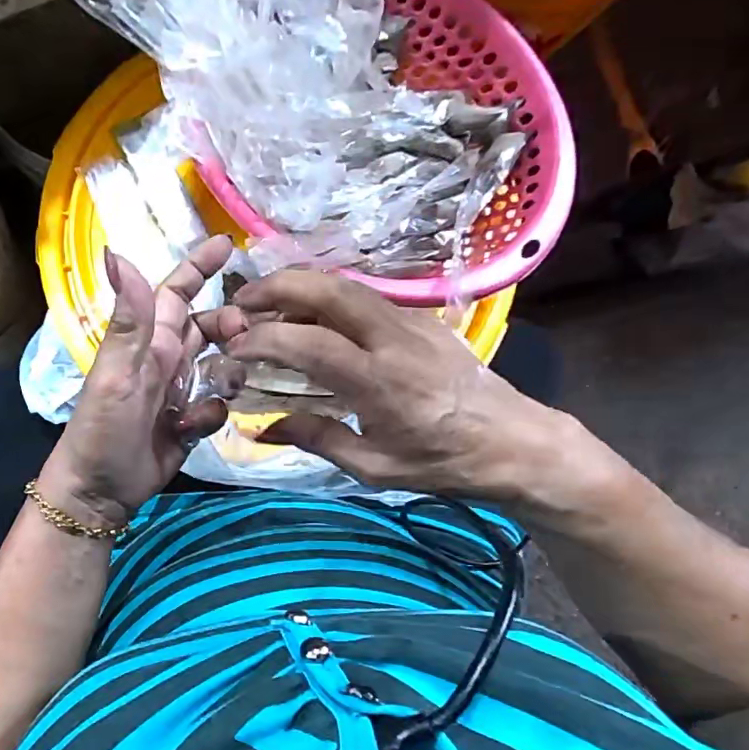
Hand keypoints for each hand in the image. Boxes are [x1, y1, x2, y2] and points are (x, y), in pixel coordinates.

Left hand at [37, 237, 237, 530]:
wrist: (100, 490)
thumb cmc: (102, 428)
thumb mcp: (117, 371)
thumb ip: (129, 319)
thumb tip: (115, 251)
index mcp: (147, 342)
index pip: (176, 293)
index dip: (199, 268)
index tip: (230, 244)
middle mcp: (165, 362)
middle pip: (208, 328)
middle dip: (231, 323)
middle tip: (250, 334)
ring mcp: (178, 394)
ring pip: (219, 366)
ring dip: (231, 370)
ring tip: (230, 383)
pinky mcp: (188, 425)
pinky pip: (214, 408)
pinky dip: (212, 413)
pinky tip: (193, 428)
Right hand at [203, 269, 605, 512]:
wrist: (515, 441)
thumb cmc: (441, 462)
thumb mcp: (372, 466)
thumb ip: (315, 438)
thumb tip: (260, 429)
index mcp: (379, 381)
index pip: (308, 342)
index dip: (262, 338)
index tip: (233, 347)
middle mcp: (393, 338)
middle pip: (326, 288)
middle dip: (274, 287)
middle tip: (239, 304)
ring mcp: (410, 320)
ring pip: (344, 283)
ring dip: (298, 285)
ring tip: (265, 305)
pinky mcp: (421, 316)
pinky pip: (363, 295)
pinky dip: (324, 296)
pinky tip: (309, 317)